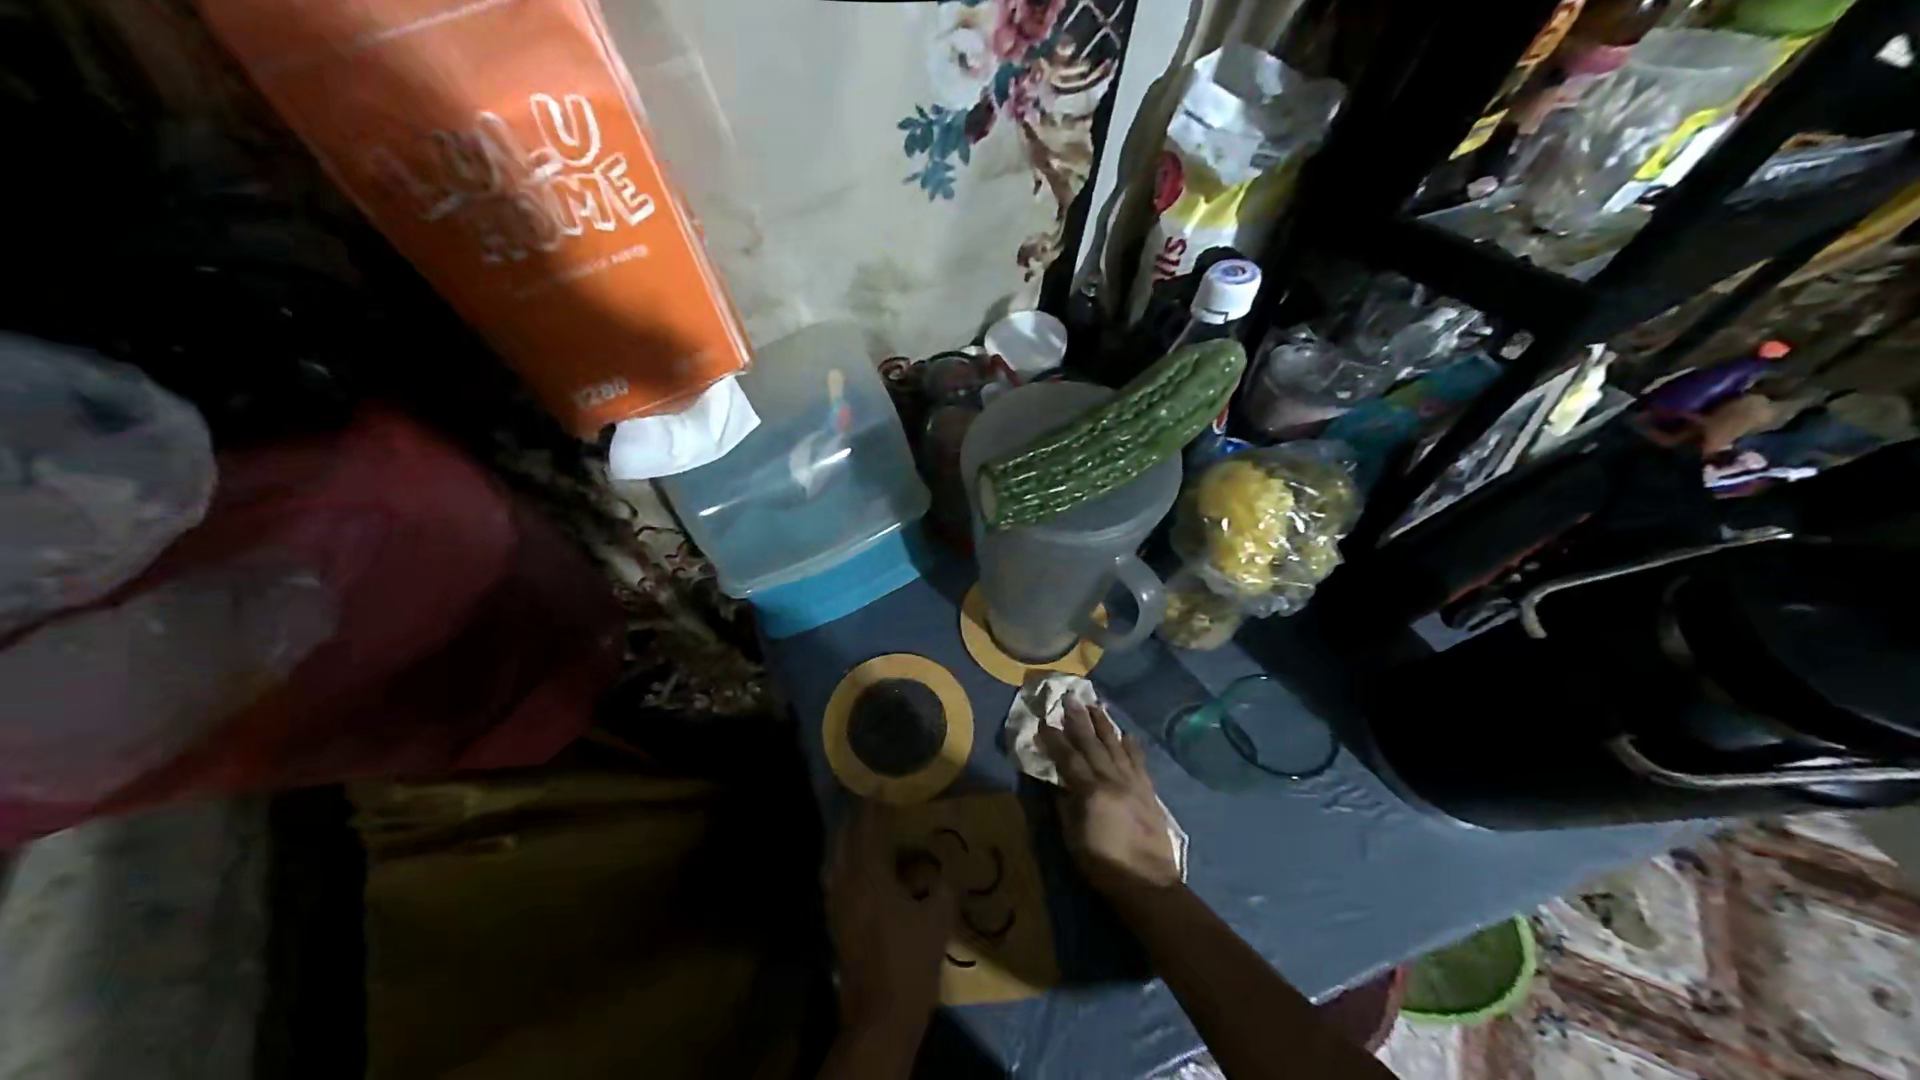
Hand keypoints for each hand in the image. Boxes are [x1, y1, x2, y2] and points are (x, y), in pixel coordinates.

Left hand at [825, 798, 956, 1035]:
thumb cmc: (911, 961)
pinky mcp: (835, 923)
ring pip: (834, 860)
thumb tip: (947, 865)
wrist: (880, 1013)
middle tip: (870, 804)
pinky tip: (860, 868)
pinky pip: (835, 879)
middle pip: (842, 840)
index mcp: (869, 878)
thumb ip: (944, 885)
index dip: (871, 807)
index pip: (865, 830)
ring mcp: (836, 905)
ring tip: (863, 829)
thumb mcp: (938, 918)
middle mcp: (845, 885)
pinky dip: (844, 862)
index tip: (879, 786)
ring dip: (846, 840)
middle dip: (854, 819)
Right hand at [1038, 700, 1180, 895]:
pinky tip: (1127, 733)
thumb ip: (1064, 805)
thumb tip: (1057, 782)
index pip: (1068, 758)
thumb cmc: (1102, 864)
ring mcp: (1133, 783)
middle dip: (1079, 721)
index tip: (1043, 722)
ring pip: (1116, 746)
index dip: (1055, 739)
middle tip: (1070, 699)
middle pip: (1093, 744)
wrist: (1147, 883)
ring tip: (1095, 706)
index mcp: (1090, 792)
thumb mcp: (1072, 837)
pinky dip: (1132, 746)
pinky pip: (1138, 761)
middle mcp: (1112, 780)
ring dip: (1104, 725)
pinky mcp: (1148, 791)